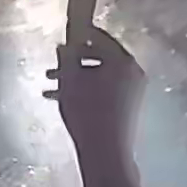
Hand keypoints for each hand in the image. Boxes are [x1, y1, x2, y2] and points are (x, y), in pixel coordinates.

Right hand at [47, 29, 144, 162]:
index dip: (80, 36)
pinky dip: (87, 89)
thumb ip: (67, 59)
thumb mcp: (71, 81)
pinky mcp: (129, 104)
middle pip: (100, 58)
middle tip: (53, 69)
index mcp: (122, 61)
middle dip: (74, 62)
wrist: (106, 150)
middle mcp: (133, 71)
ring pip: (100, 75)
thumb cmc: (87, 111)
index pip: (99, 38)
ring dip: (77, 78)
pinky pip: (106, 88)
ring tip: (52, 87)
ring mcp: (133, 89)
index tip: (64, 38)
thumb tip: (63, 46)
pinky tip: (63, 99)